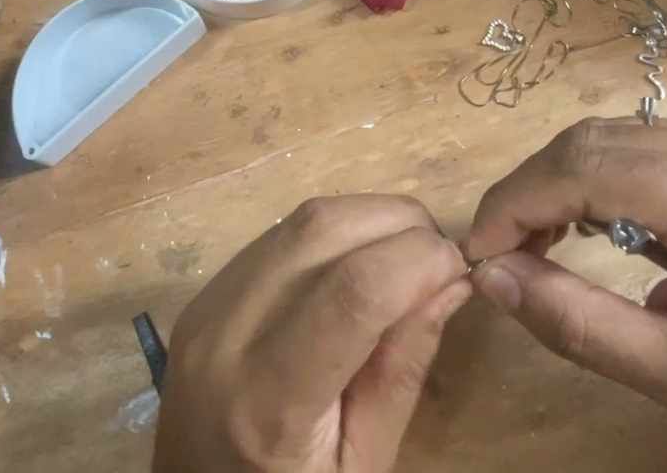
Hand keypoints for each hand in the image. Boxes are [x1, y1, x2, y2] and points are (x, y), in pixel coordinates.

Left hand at [154, 194, 470, 472]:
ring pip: (299, 219)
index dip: (417, 259)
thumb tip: (451, 278)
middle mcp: (225, 334)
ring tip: (406, 255)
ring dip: (368, 217)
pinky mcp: (208, 288)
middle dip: (398, 222)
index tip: (458, 268)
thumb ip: (402, 369)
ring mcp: (208, 302)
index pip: (351, 291)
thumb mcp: (363, 464)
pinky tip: (359, 259)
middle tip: (439, 257)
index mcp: (267, 402)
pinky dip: (334, 231)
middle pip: (320, 230)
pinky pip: (279, 234)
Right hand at [463, 117, 666, 470]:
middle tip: (497, 254)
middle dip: (527, 192)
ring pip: (608, 137)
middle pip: (593, 142)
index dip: (516, 204)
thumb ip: (577, 324)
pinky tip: (581, 225)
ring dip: (554, 183)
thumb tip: (488, 276)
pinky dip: (590, 181)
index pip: (591, 171)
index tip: (476, 255)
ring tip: (530, 244)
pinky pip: (636, 148)